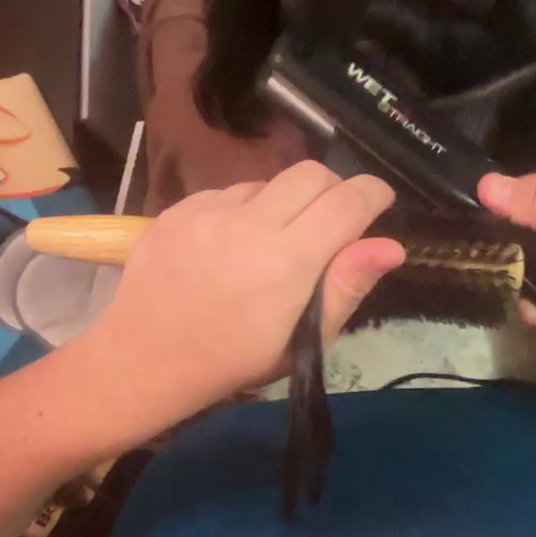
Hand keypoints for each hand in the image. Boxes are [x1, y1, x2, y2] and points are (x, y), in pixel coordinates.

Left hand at [81, 161, 403, 407]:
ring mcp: (206, 211)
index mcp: (285, 263)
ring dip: (283, 203)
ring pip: (267, 182)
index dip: (373, 193)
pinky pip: (226, 192)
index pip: (346, 202)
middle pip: (311, 174)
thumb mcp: (299, 342)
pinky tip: (228, 247)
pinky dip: (242, 211)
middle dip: (333, 189)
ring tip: (269, 245)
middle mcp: (247, 224)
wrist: (143, 360)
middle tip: (331, 222)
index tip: (379, 202)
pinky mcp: (177, 208)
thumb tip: (391, 247)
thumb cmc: (232, 362)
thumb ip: (346, 288)